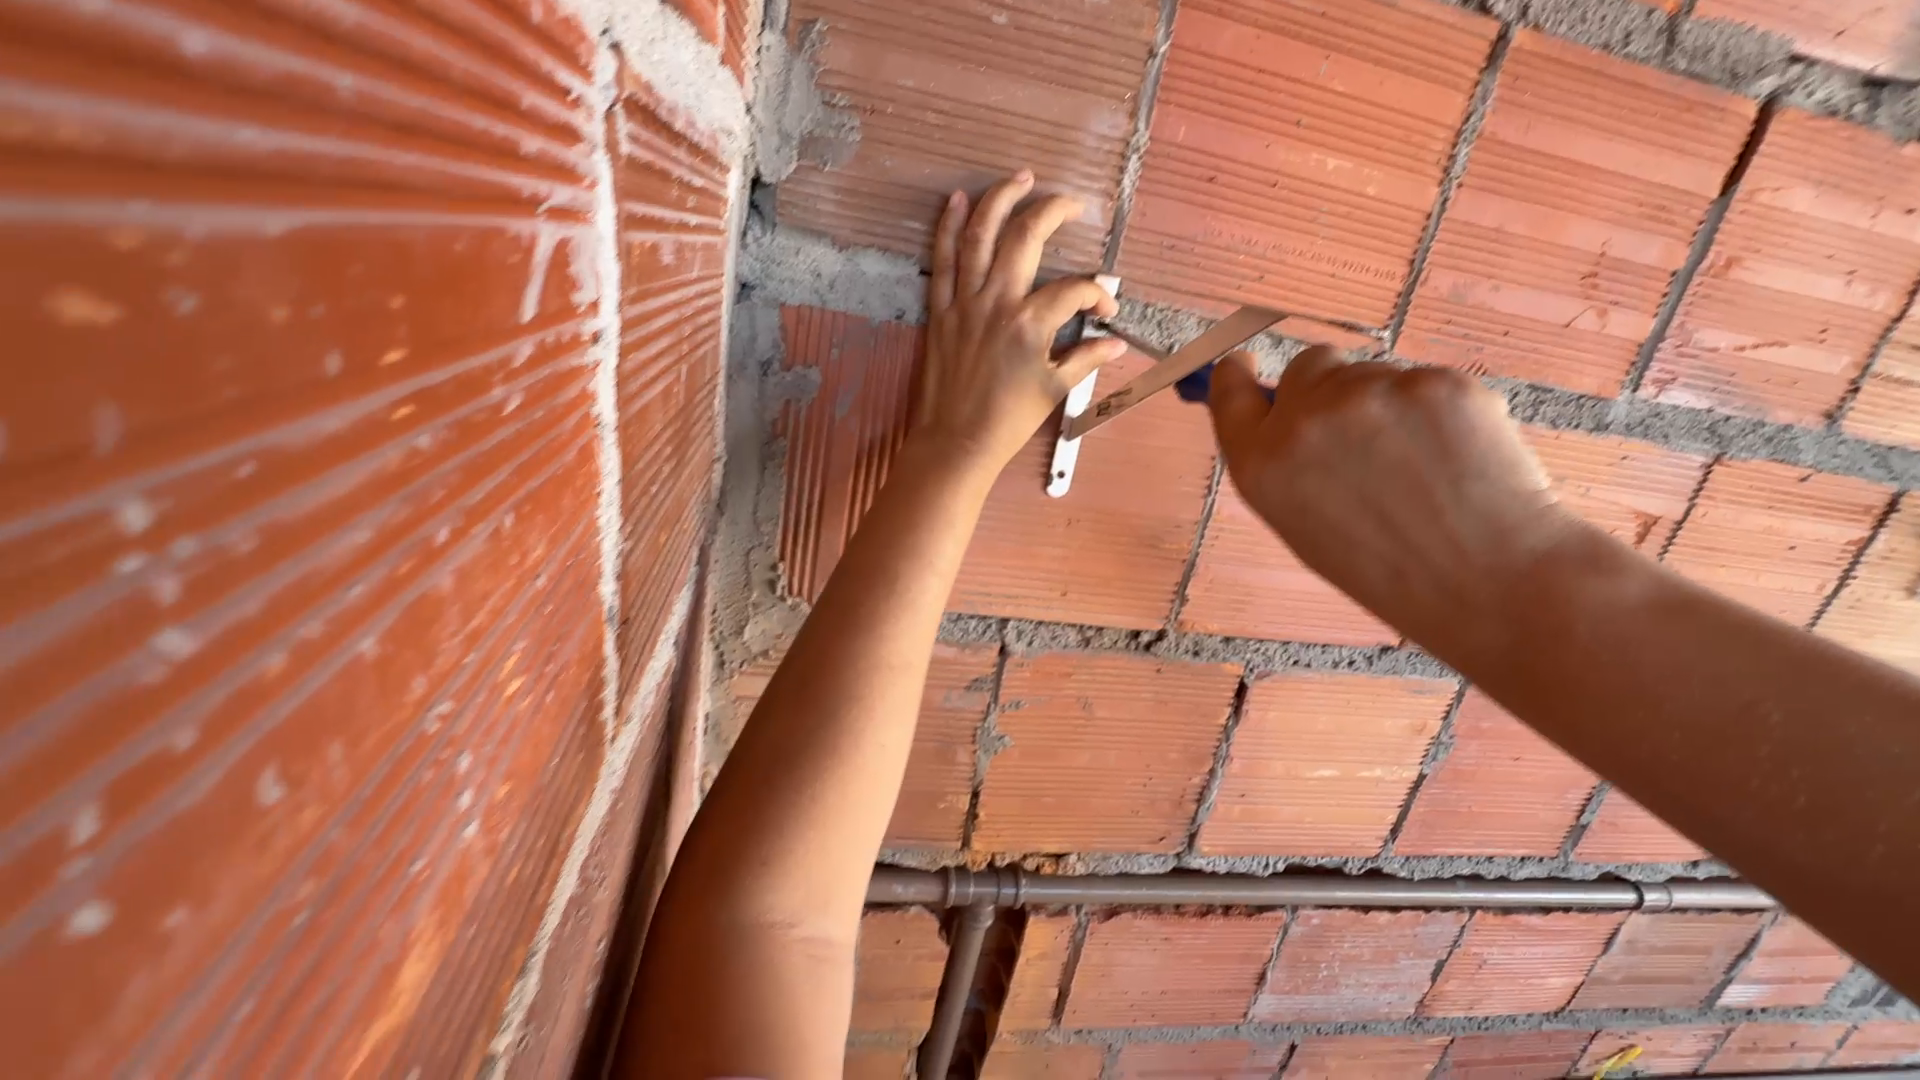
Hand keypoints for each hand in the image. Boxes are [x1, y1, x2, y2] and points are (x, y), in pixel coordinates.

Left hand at [913, 171, 1127, 474]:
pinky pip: (942, 260)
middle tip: (1070, 203)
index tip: (1107, 309)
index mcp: (1031, 324)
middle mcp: (998, 302)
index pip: (1075, 290)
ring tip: (1020, 176)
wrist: (956, 442)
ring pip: (981, 236)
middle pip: (1027, 237)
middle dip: (1053, 211)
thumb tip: (1116, 343)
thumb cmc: (1007, 421)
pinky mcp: (940, 310)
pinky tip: (959, 199)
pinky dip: (949, 226)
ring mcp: (965, 302)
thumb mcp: (1054, 391)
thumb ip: (1085, 360)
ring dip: (1000, 198)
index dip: (1098, 294)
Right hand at [1207, 347, 1584, 644]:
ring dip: (1384, 401)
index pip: (1230, 391)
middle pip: (1306, 367)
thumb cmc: (1386, 569)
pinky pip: (1422, 379)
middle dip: (1326, 388)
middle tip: (1363, 436)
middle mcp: (1303, 423)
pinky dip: (1435, 407)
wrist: (1487, 581)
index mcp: (1261, 465)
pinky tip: (1454, 454)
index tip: (1243, 363)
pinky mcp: (1432, 381)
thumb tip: (1283, 411)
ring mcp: (1368, 395)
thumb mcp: (1300, 523)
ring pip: (1369, 372)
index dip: (1237, 374)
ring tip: (1419, 462)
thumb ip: (1280, 462)